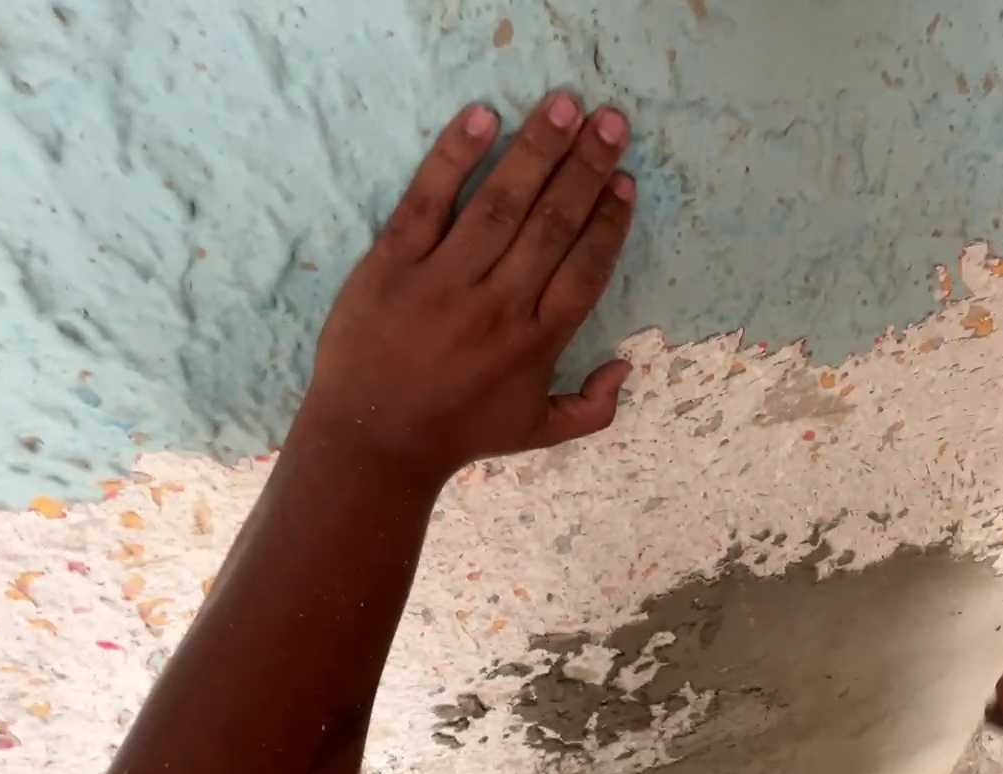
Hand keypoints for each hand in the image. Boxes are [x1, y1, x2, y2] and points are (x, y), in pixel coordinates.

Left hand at [297, 91, 637, 480]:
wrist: (376, 438)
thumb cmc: (462, 432)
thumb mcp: (540, 433)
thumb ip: (594, 408)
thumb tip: (626, 366)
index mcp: (538, 343)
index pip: (584, 269)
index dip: (608, 222)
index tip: (624, 181)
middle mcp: (499, 305)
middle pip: (552, 225)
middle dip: (586, 168)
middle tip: (611, 121)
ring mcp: (444, 280)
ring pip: (500, 203)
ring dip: (536, 149)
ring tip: (564, 105)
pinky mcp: (393, 262)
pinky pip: (427, 200)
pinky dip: (453, 157)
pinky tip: (483, 116)